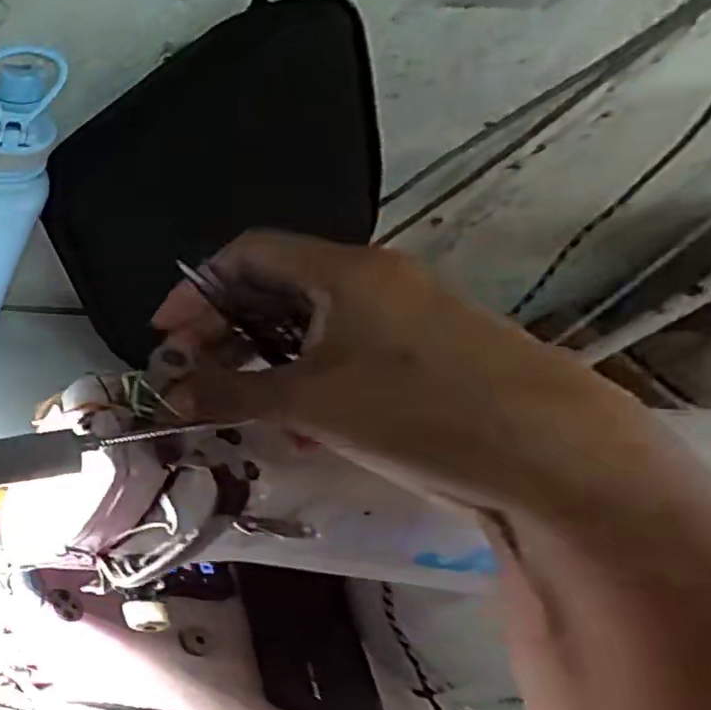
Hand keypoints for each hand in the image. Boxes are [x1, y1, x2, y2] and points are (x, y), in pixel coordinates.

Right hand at [152, 230, 654, 516]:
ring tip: (219, 393)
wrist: (546, 456)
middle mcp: (367, 283)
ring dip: (247, 353)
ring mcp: (390, 319)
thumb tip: (169, 395)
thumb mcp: (306, 402)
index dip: (195, 289)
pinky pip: (325, 349)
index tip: (164, 335)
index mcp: (343, 272)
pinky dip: (285, 371)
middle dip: (215, 325)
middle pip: (268, 285)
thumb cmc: (415, 409)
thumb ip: (229, 393)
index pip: (248, 253)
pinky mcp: (405, 355)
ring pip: (295, 321)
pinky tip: (271, 407)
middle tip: (186, 371)